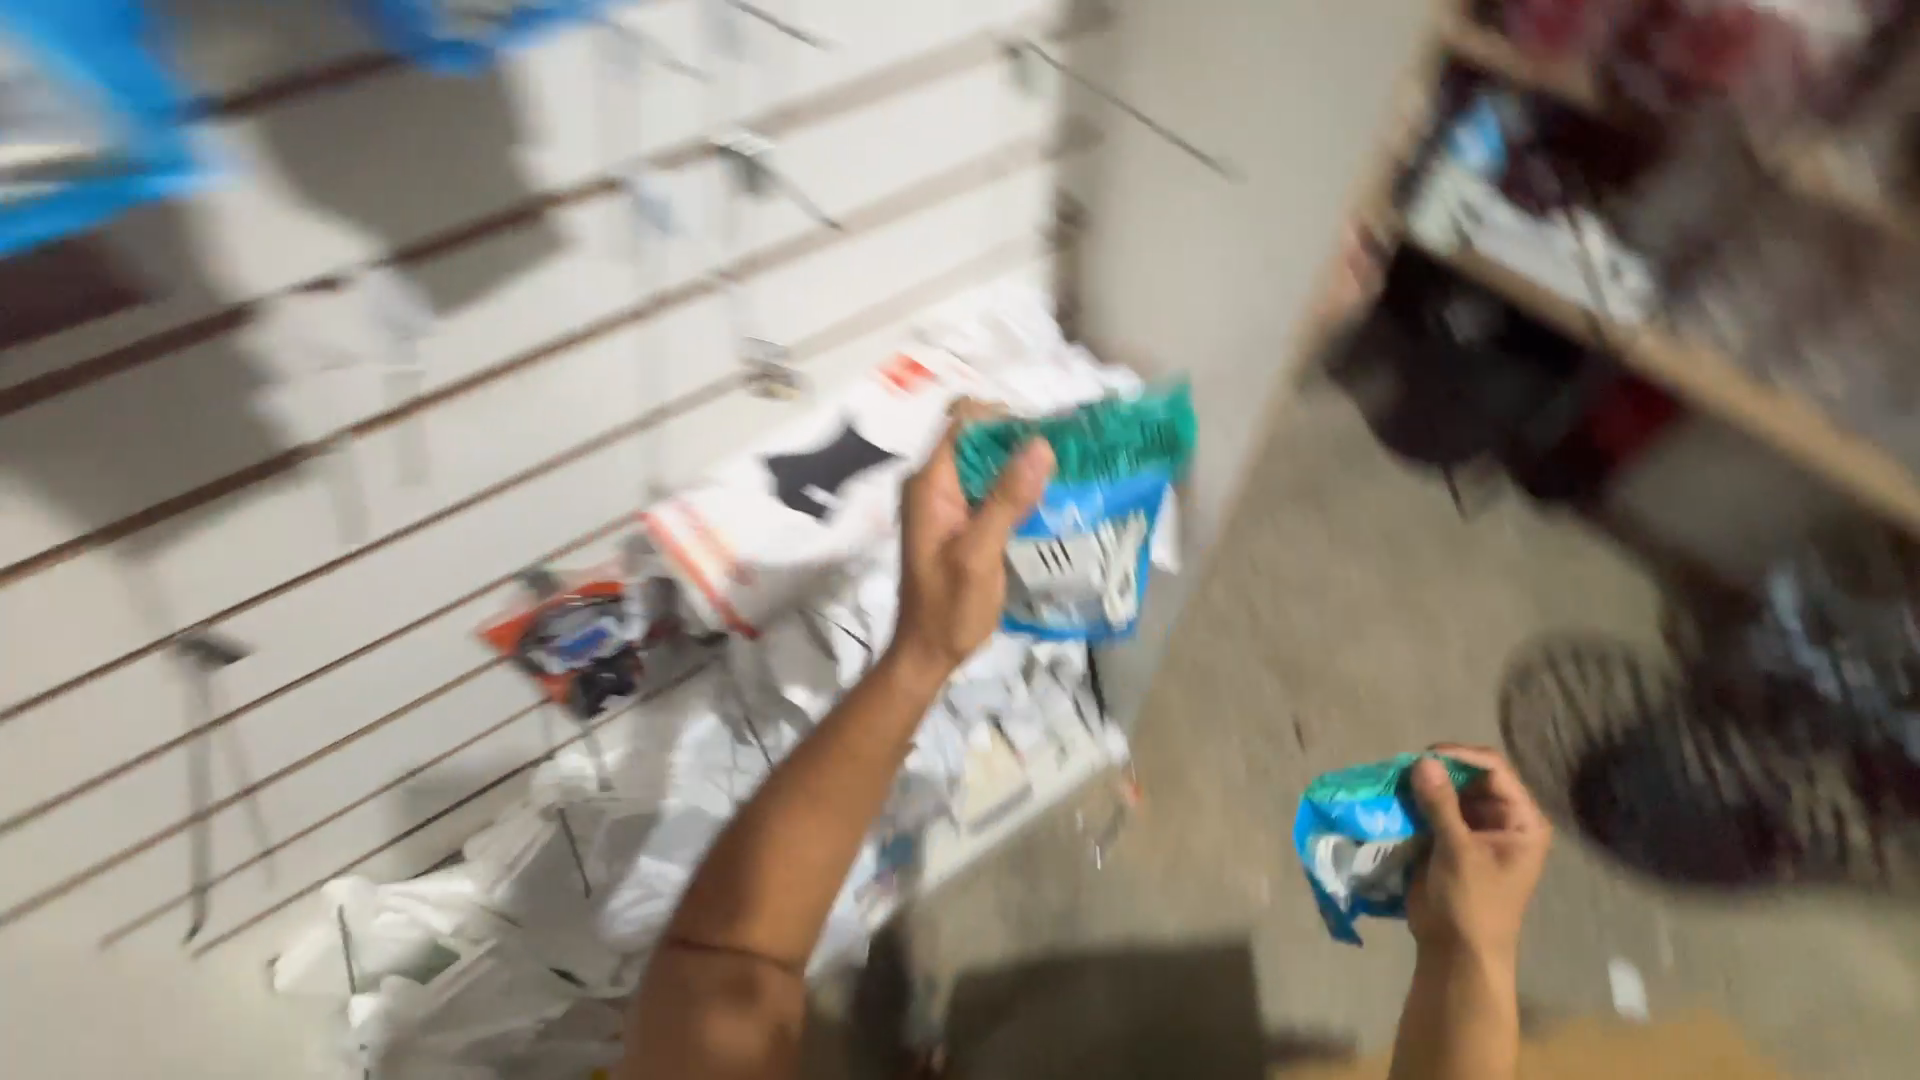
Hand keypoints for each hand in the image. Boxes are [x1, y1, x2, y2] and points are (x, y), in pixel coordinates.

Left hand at [888, 412, 1052, 681]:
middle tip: (1064, 452)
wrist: (928, 651)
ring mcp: (945, 502)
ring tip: (1064, 469)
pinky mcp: (959, 519)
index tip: (1046, 434)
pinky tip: (1046, 496)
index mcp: (930, 483)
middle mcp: (933, 484)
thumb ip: (1007, 499)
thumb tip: (1040, 444)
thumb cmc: (950, 607)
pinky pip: (989, 488)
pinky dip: (1015, 487)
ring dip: (1021, 463)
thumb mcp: (980, 553)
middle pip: (977, 438)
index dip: (1005, 419)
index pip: (964, 422)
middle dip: (1019, 439)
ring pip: (986, 463)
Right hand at [1406, 744, 1551, 969]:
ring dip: (1421, 783)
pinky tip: (1392, 796)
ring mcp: (1473, 828)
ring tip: (1393, 779)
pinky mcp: (1447, 837)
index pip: (1494, 770)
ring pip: (1447, 789)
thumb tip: (1422, 761)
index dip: (1460, 756)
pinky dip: (1413, 799)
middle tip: (1403, 768)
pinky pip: (1431, 806)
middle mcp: (1501, 819)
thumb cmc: (1472, 904)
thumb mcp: (1459, 852)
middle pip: (1469, 775)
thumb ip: (1441, 805)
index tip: (1423, 755)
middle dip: (1437, 768)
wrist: (1457, 950)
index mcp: (1521, 822)